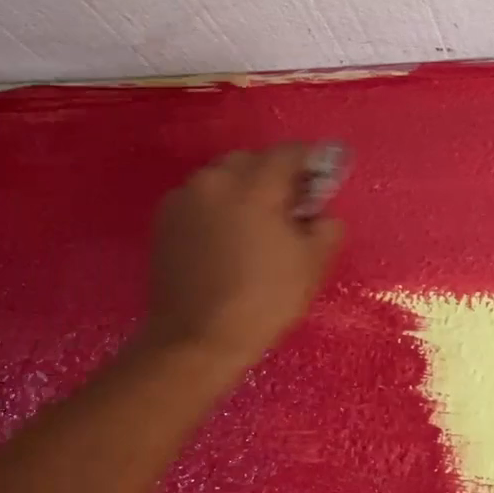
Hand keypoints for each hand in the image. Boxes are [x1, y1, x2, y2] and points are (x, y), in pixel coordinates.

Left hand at [140, 145, 343, 369]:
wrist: (197, 340)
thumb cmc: (265, 299)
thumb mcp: (315, 263)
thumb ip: (327, 224)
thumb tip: (319, 212)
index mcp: (254, 185)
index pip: (291, 152)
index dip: (315, 161)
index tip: (328, 175)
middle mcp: (215, 180)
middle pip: (254, 160)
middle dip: (277, 175)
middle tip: (295, 206)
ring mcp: (184, 198)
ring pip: (224, 178)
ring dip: (247, 190)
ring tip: (261, 224)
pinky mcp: (165, 220)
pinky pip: (203, 199)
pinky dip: (221, 207)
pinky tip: (232, 238)